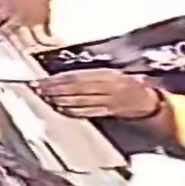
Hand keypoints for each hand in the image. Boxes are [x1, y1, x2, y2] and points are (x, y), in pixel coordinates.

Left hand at [35, 69, 162, 119]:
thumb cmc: (120, 83)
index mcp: (109, 75)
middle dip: (53, 90)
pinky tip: (58, 108)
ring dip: (59, 100)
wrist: (147, 99)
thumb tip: (52, 78)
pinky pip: (87, 112)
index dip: (55, 80)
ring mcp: (111, 101)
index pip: (76, 77)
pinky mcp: (110, 112)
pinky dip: (70, 110)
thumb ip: (83, 75)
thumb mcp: (106, 73)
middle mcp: (110, 87)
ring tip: (45, 98)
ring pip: (79, 101)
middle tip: (38, 90)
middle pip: (76, 89)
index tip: (38, 81)